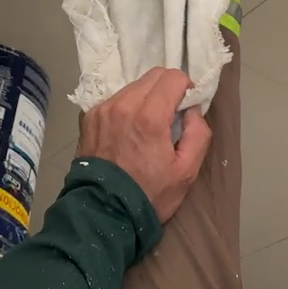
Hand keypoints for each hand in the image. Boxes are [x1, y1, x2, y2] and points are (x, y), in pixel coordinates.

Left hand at [77, 68, 212, 222]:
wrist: (103, 213)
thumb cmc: (149, 195)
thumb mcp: (186, 172)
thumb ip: (198, 134)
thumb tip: (193, 110)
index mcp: (149, 115)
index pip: (173, 77)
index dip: (186, 87)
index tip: (186, 106)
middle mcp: (124, 103)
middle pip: (153, 75)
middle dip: (167, 89)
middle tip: (170, 115)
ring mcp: (103, 108)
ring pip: (133, 86)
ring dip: (146, 97)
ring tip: (146, 124)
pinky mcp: (90, 116)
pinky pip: (115, 99)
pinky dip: (126, 107)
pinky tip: (126, 130)